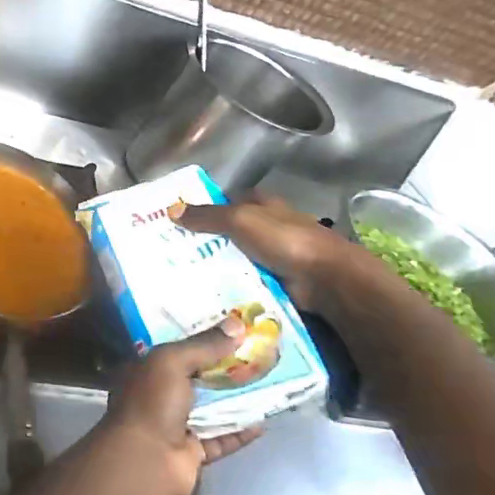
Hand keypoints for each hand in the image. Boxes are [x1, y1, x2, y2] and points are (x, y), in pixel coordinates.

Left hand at [103, 321, 264, 494]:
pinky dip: (240, 432)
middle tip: (257, 355)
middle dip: (224, 369)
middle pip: (197, 379)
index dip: (202, 340)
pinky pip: (220, 439)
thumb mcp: (173, 362)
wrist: (145, 461)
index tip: (231, 331)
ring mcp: (175, 426)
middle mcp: (158, 397)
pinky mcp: (192, 453)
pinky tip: (262, 422)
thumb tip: (237, 325)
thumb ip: (204, 345)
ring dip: (236, 400)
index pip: (176, 350)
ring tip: (267, 384)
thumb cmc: (152, 402)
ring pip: (211, 409)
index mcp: (146, 372)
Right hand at [170, 193, 359, 307]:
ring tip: (179, 276)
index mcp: (263, 205)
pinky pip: (243, 282)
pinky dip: (227, 287)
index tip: (177, 220)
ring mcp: (271, 256)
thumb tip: (172, 210)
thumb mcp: (240, 220)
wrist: (324, 278)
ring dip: (213, 267)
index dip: (205, 207)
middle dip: (204, 241)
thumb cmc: (284, 239)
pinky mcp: (273, 281)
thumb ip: (207, 216)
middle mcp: (267, 227)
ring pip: (234, 259)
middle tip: (170, 253)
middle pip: (228, 232)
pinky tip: (204, 294)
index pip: (228, 200)